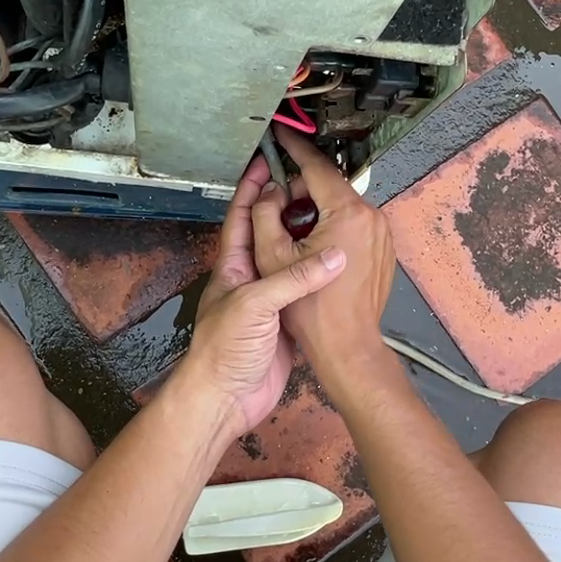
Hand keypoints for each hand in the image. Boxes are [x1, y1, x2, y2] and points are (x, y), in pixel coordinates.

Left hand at [173, 155, 347, 440]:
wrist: (227, 399)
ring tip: (327, 216)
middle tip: (310, 185)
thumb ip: (294, 279)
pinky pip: (301, 291)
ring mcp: (267, 302)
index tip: (267, 162)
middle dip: (283, 208)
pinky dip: (316, 275)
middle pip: (266, 235)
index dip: (251, 189)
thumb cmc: (225, 349)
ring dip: (303, 240)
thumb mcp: (255, 306)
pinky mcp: (284, 323)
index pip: (239, 218)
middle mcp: (249, 279)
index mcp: (232, 268)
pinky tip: (334, 264)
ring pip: (287, 261)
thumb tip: (335, 257)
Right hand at [251, 126, 394, 370]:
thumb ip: (265, 214)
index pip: (316, 166)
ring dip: (315, 213)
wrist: (346, 346)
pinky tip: (314, 252)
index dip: (294, 148)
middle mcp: (371, 217)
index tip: (282, 133)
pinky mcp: (383, 249)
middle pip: (328, 187)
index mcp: (347, 213)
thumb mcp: (273, 256)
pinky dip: (332, 228)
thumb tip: (268, 190)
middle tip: (277, 214)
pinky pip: (353, 225)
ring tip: (295, 240)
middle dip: (300, 194)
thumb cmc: (313, 310)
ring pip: (340, 207)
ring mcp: (382, 234)